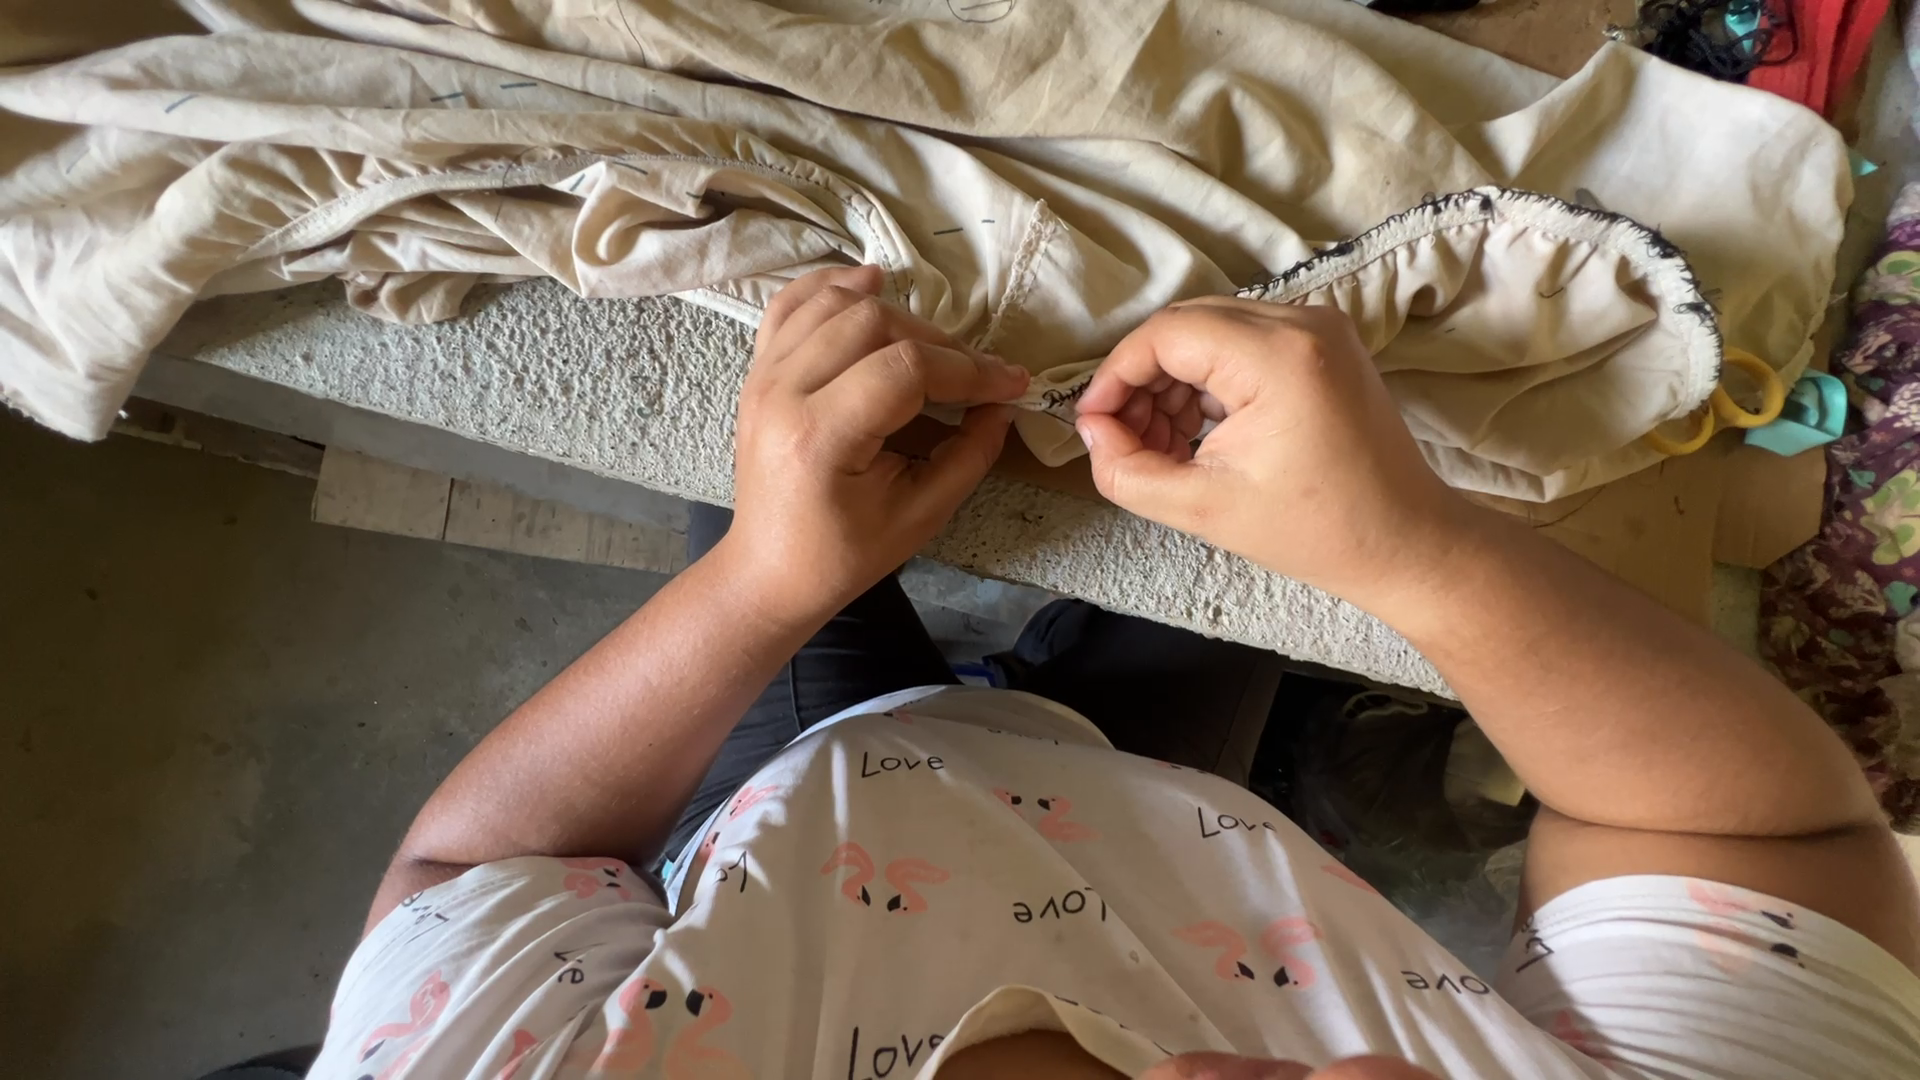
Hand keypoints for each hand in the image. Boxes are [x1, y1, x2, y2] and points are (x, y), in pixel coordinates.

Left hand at [721, 265, 1029, 621]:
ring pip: (837, 304)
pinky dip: (834, 286)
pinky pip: (793, 305)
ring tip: (935, 345)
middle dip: (940, 342)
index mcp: (820, 435)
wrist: (771, 571)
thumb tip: (1002, 406)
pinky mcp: (758, 372)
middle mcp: (783, 391)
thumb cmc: (844, 555)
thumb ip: (968, 456)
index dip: (969, 370)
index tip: (1011, 383)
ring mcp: (763, 375)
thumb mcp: (920, 516)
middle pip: (873, 323)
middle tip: (975, 375)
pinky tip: (869, 283)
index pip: (906, 369)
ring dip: (897, 313)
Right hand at [1074, 298, 1472, 607]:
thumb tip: (1090, 430)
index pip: (1164, 335)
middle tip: (1122, 439)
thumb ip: (1125, 470)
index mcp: (1277, 356)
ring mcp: (1316, 328)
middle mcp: (1300, 321)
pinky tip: (1193, 432)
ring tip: (1159, 445)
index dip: (1114, 376)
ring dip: (1168, 384)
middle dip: (1139, 381)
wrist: (1404, 542)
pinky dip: (1202, 383)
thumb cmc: (1311, 531)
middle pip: (1183, 326)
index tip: (1091, 425)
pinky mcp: (1320, 345)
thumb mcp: (1199, 509)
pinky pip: (1237, 346)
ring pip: (1206, 334)